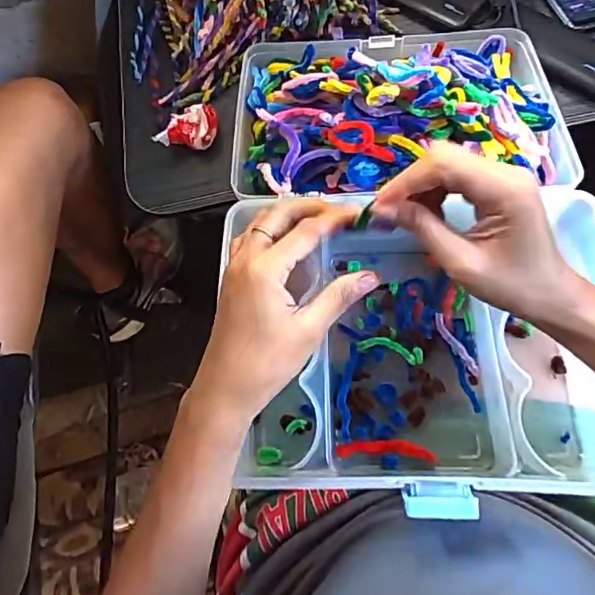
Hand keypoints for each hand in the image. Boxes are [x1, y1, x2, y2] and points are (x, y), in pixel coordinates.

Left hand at [192, 199, 379, 424]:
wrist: (224, 388)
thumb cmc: (267, 364)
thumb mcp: (308, 331)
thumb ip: (338, 297)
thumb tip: (370, 276)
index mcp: (266, 269)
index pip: (306, 230)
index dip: (334, 219)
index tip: (359, 214)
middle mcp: (246, 258)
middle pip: (277, 214)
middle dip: (309, 206)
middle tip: (339, 211)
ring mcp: (235, 265)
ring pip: (260, 222)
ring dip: (288, 213)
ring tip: (318, 218)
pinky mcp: (232, 276)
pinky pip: (250, 238)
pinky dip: (271, 228)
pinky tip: (287, 240)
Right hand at [371, 142, 594, 331]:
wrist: (553, 295)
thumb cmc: (514, 286)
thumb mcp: (462, 264)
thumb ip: (424, 229)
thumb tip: (385, 208)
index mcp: (504, 189)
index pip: (444, 164)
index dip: (407, 181)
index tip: (381, 205)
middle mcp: (506, 172)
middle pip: (445, 157)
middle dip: (412, 181)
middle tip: (390, 210)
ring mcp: (505, 174)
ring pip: (449, 162)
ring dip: (423, 184)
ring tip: (407, 213)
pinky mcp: (501, 182)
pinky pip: (460, 173)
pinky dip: (437, 188)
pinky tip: (428, 211)